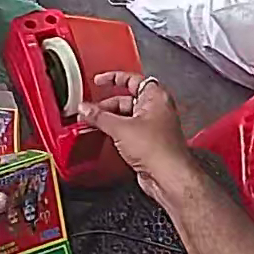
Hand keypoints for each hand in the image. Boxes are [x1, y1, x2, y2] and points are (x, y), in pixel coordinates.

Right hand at [77, 71, 208, 207]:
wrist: (168, 176)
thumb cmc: (157, 149)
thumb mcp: (120, 128)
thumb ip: (99, 117)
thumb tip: (86, 109)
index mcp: (155, 97)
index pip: (132, 79)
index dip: (114, 78)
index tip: (99, 80)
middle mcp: (156, 109)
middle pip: (126, 100)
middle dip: (106, 105)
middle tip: (89, 109)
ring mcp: (153, 126)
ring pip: (126, 116)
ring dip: (109, 119)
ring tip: (92, 123)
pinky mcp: (148, 142)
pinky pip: (128, 130)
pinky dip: (115, 131)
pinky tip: (103, 135)